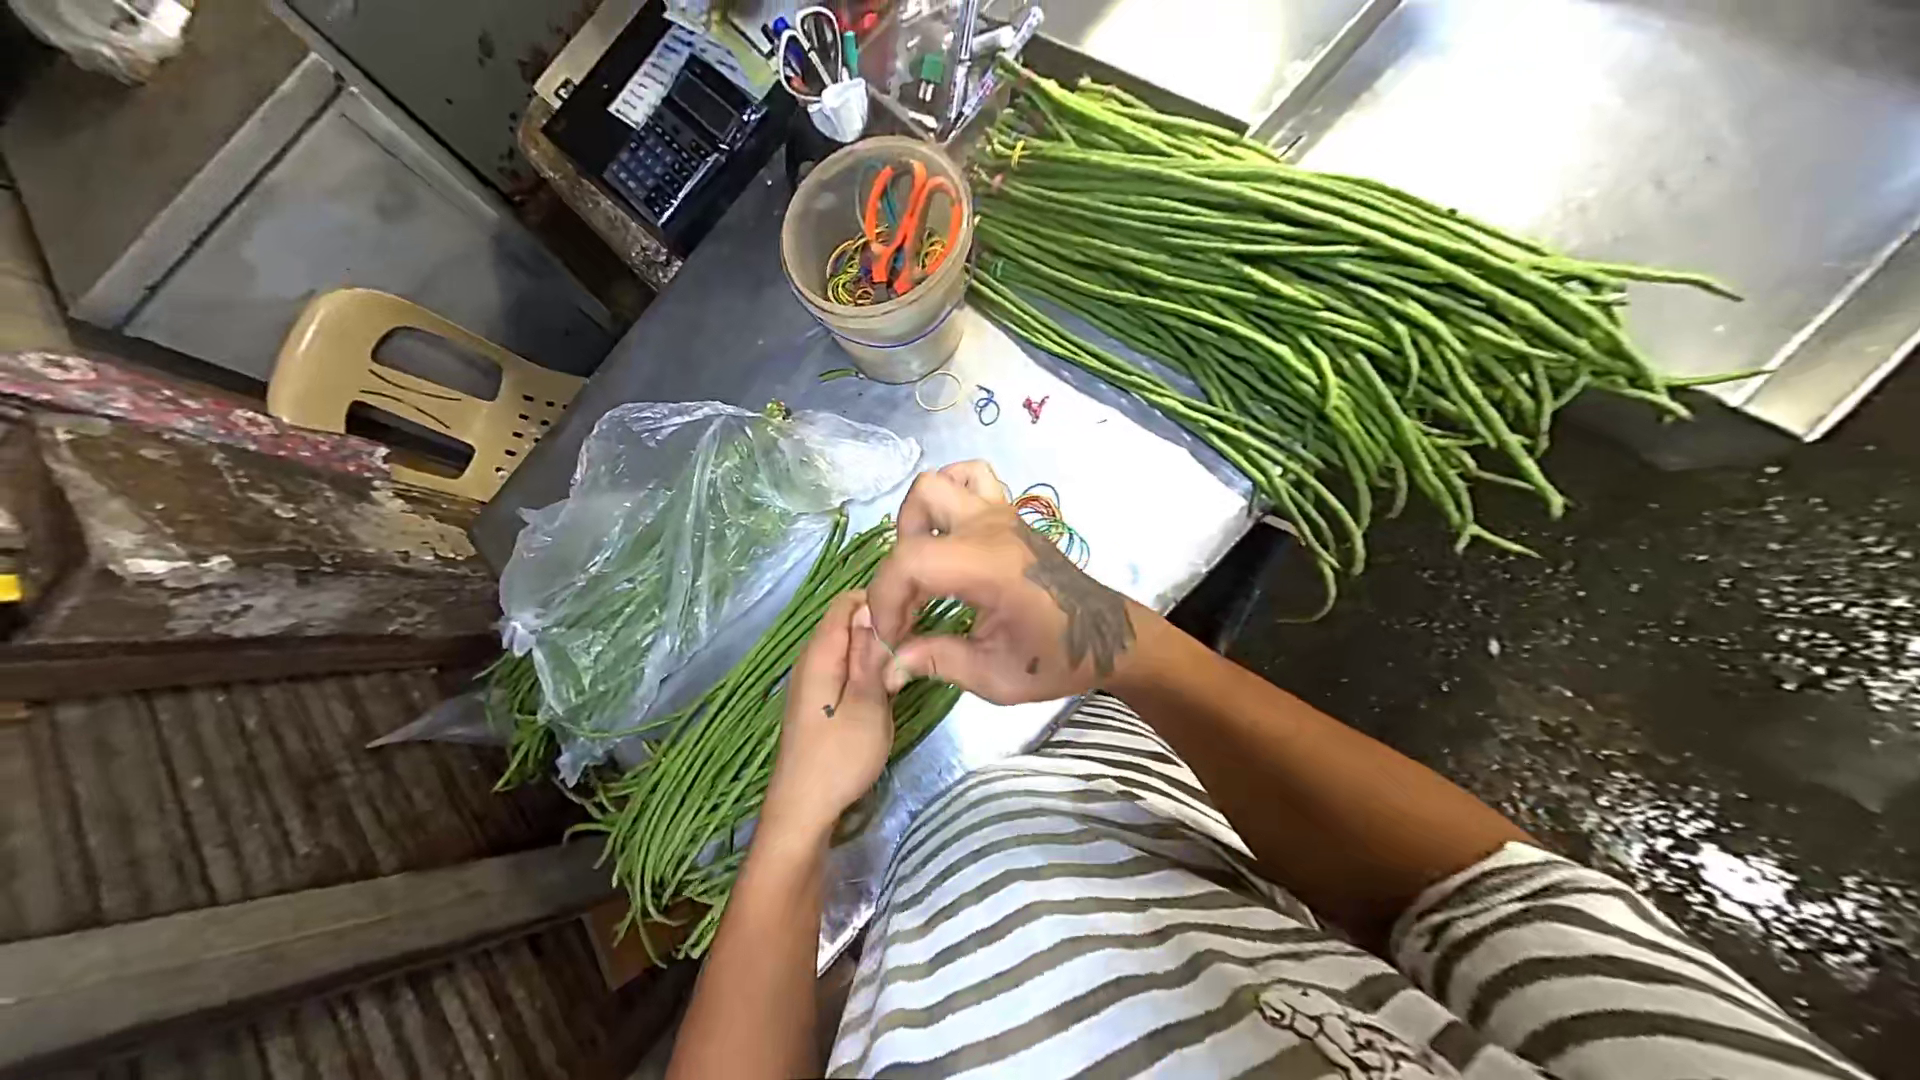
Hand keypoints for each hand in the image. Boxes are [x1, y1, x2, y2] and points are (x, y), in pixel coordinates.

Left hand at [760, 590, 894, 844]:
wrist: (804, 809)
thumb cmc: (839, 757)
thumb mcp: (867, 702)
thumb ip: (871, 654)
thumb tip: (875, 608)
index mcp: (820, 652)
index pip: (847, 601)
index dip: (880, 601)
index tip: (912, 618)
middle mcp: (811, 659)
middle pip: (847, 622)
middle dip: (881, 626)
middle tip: (914, 647)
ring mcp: (812, 680)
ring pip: (848, 646)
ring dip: (876, 650)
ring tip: (904, 666)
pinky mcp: (817, 699)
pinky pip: (844, 667)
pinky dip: (866, 669)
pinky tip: (885, 688)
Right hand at [868, 461, 1141, 704]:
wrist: (1108, 637)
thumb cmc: (1058, 659)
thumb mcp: (996, 677)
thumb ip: (937, 662)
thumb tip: (887, 664)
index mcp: (991, 568)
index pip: (911, 561)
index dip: (886, 601)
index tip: (893, 639)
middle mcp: (993, 529)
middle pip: (919, 505)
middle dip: (899, 559)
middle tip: (911, 603)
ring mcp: (1002, 514)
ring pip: (940, 482)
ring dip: (918, 519)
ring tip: (925, 565)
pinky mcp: (1008, 515)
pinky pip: (971, 478)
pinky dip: (948, 495)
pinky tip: (947, 534)